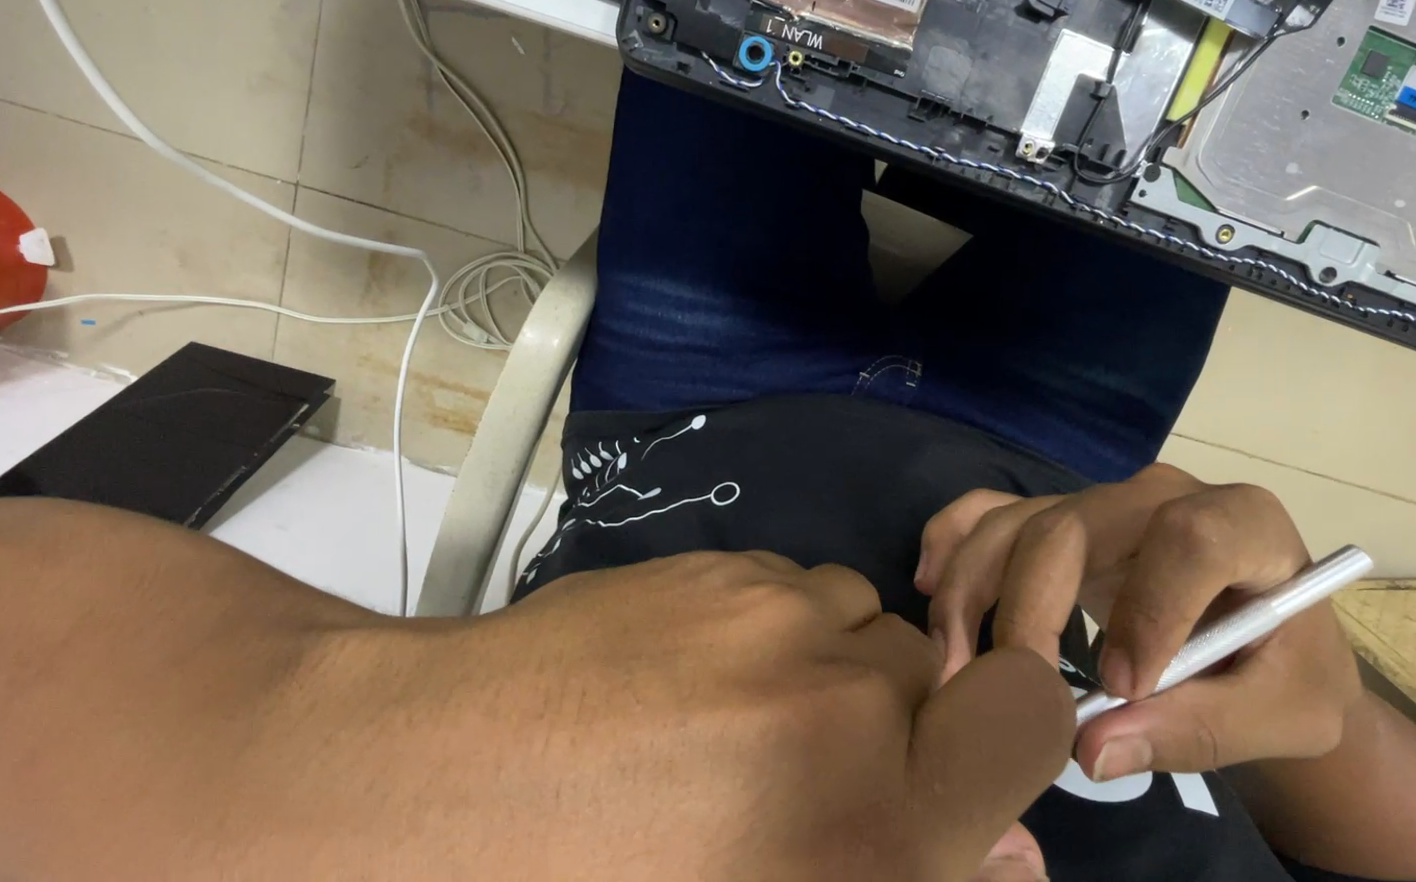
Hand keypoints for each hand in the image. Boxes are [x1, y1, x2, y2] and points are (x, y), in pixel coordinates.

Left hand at [0, 502, 1073, 881]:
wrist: (385, 802)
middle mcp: (837, 697)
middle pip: (941, 673)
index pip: (1030, 720)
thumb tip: (1009, 852)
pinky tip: (686, 675)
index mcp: (864, 826)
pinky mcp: (704, 564)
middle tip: (817, 778)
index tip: (965, 780)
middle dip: (907, 726)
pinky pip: (789, 591)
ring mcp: (765, 611)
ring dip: (835, 672)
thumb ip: (907, 879)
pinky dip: (772, 632)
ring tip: (738, 723)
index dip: (1015, 741)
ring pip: (861, 623)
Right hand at [914, 465, 1363, 782]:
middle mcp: (1157, 494)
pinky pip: (988, 509)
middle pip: (1070, 530)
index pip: (1187, 539)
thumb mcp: (1285, 715)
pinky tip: (927, 583)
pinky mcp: (1055, 516)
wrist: (1261, 645)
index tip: (1125, 689)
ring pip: (1014, 523)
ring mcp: (1096, 500)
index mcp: (1241, 522)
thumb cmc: (1284, 673)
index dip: (1150, 610)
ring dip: (970, 590)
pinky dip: (950, 539)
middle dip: (1028, 613)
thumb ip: (1201, 728)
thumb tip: (1089, 747)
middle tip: (1013, 696)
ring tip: (953, 667)